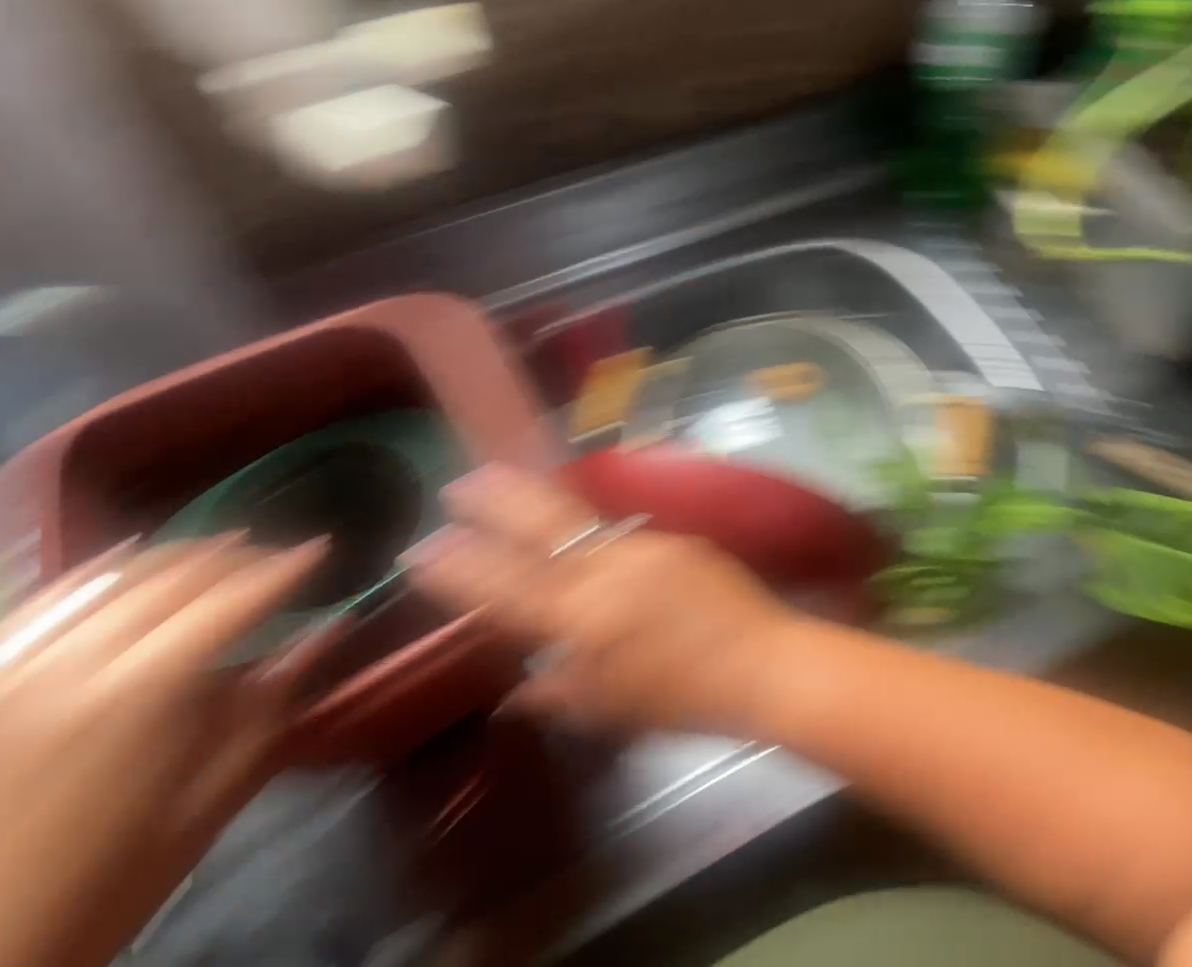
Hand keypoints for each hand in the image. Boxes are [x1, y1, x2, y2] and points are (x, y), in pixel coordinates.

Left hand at [0, 536, 333, 966]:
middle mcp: (68, 664)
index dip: (281, 569)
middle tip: (276, 551)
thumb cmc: (107, 887)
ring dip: (171, 556)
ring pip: (103, 579)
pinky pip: (37, 604)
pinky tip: (123, 561)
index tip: (319, 548)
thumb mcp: (208, 806)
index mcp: (139, 698)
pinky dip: (92, 573)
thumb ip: (269, 708)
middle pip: (167, 578)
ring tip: (218, 548)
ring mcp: (3, 670)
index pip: (227, 602)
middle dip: (232, 555)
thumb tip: (326, 633)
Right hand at [405, 465, 811, 736]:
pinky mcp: (677, 540)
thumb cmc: (685, 700)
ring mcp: (644, 548)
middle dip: (496, 501)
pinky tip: (592, 542)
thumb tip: (515, 694)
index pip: (504, 586)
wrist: (767, 664)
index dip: (460, 568)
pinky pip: (622, 536)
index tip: (424, 548)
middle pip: (540, 525)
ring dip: (541, 504)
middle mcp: (606, 572)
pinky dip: (596, 537)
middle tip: (461, 483)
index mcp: (581, 619)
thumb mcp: (612, 708)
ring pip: (580, 520)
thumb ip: (557, 693)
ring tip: (510, 487)